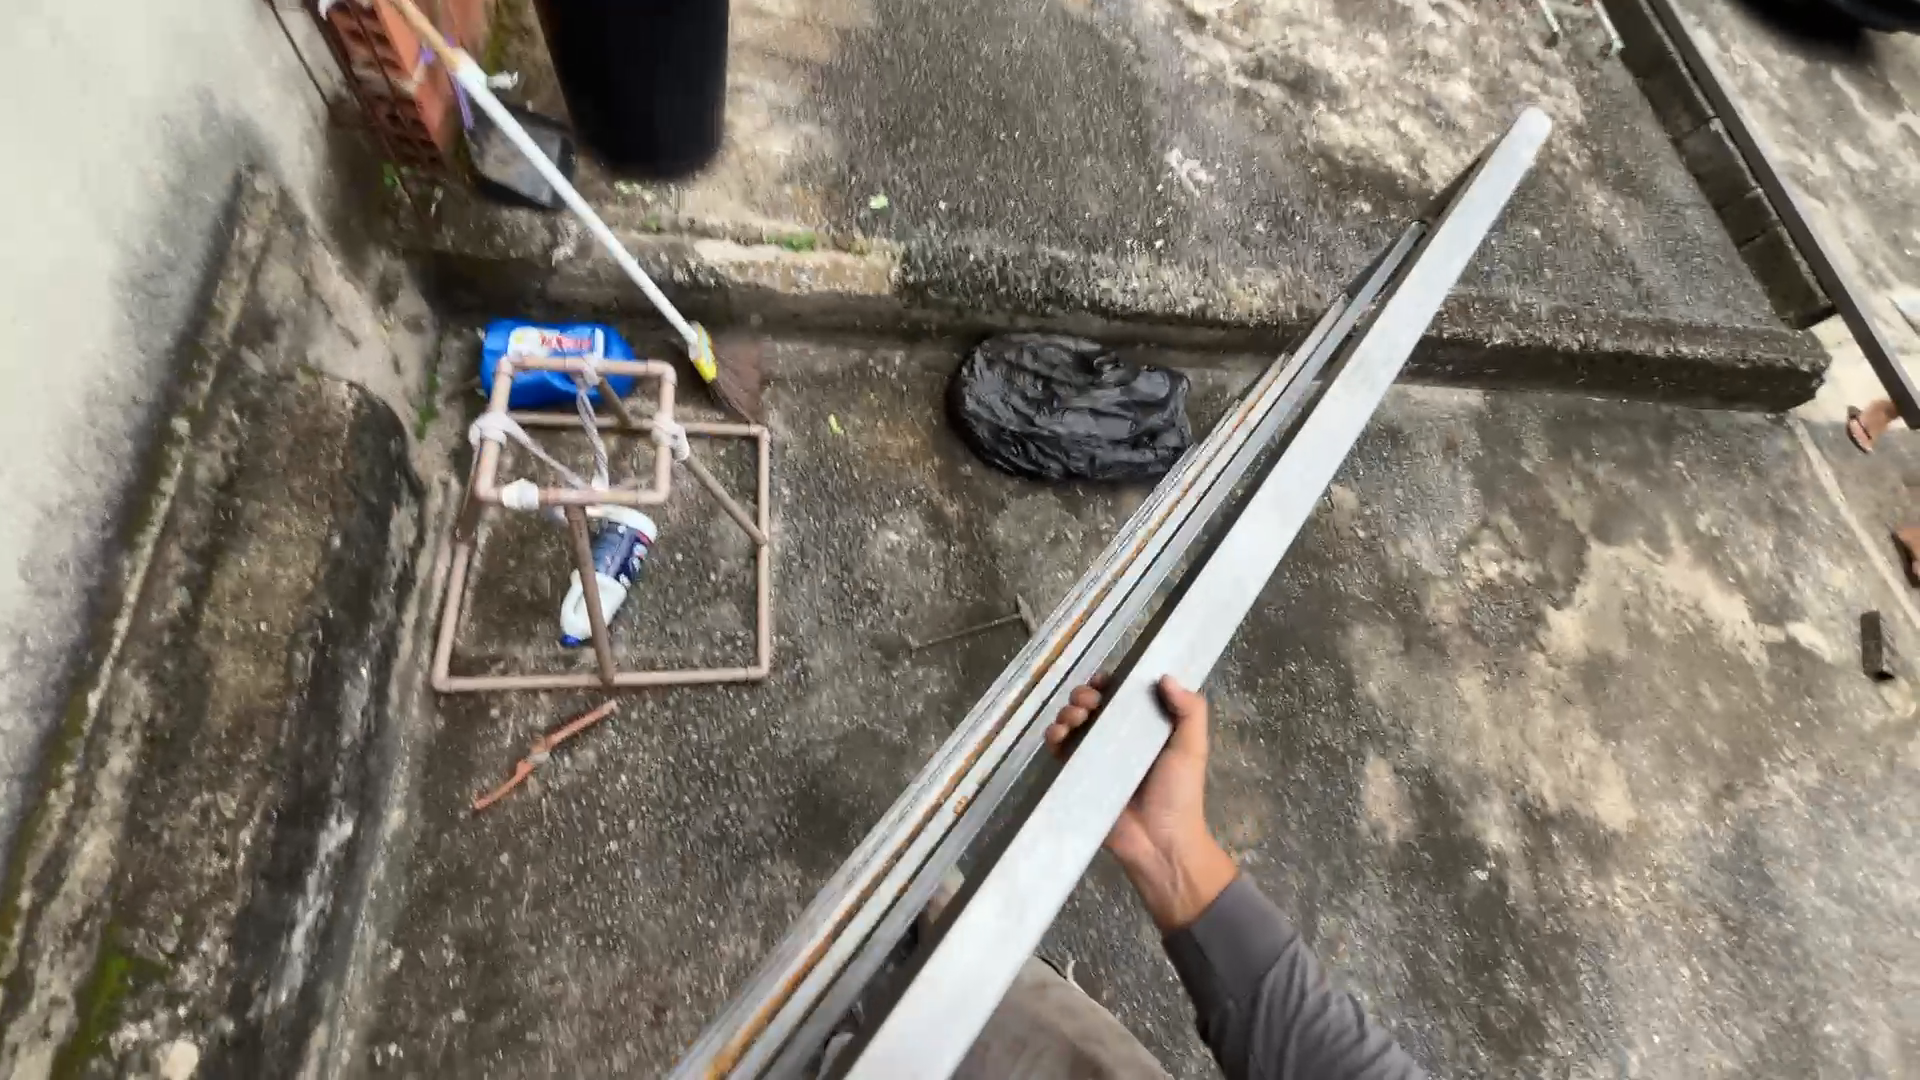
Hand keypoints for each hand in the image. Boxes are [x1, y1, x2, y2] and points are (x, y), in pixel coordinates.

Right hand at [1046, 674, 1237, 931]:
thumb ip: (1189, 711)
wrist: (1160, 844)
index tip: (1105, 681)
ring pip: (1071, 720)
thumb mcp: (1191, 749)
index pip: (1119, 693)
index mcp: (1142, 725)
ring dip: (1067, 711)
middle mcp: (1116, 736)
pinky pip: (1058, 748)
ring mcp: (1094, 755)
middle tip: (1089, 703)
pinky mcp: (1077, 774)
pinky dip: (1053, 735)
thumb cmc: (1179, 794)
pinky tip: (1059, 734)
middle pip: (1090, 703)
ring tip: (1076, 719)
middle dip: (1083, 694)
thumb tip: (1164, 675)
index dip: (1109, 682)